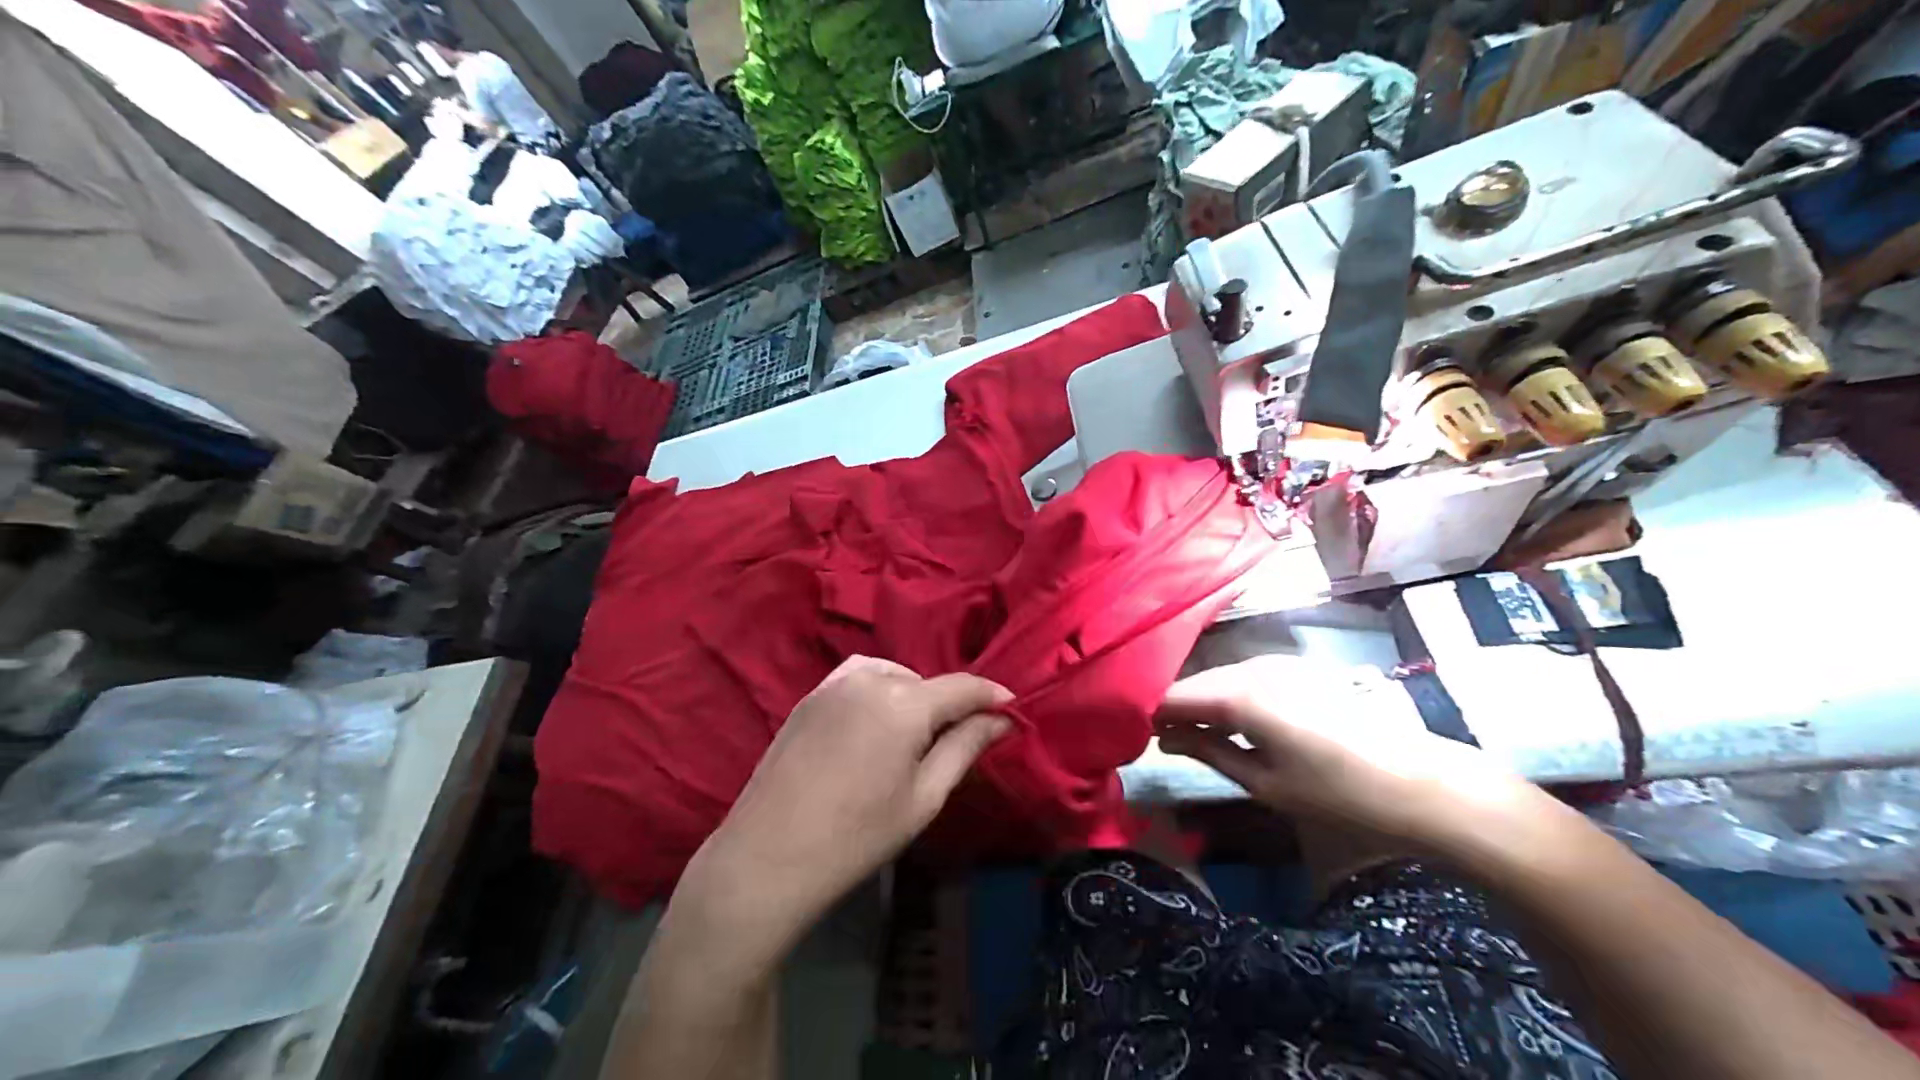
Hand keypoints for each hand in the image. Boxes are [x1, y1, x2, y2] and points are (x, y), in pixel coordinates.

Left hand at [688, 656, 1012, 948]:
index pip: (962, 687)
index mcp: (904, 702)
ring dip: (911, 696)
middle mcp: (870, 678)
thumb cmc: (858, 835)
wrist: (769, 856)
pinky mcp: (809, 696)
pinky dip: (879, 690)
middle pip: (925, 683)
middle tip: (954, 743)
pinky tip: (876, 723)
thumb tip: (1002, 719)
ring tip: (913, 736)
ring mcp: (833, 683)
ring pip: (892, 676)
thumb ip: (965, 747)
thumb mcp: (924, 797)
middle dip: (947, 706)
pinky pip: (858, 678)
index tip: (1012, 709)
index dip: (992, 696)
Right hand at [1155, 657, 1554, 855]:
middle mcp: (1252, 667)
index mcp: (1238, 694)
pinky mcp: (1295, 670)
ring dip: (1196, 703)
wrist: (1425, 784)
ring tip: (1182, 735)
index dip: (1144, 713)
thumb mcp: (1263, 781)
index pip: (1171, 696)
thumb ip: (1207, 752)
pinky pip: (1242, 680)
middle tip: (1150, 739)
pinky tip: (1223, 725)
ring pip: (1217, 680)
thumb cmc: (1339, 792)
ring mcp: (1276, 664)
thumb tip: (1163, 738)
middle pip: (1192, 684)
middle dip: (1168, 708)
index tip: (1124, 731)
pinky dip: (1223, 699)